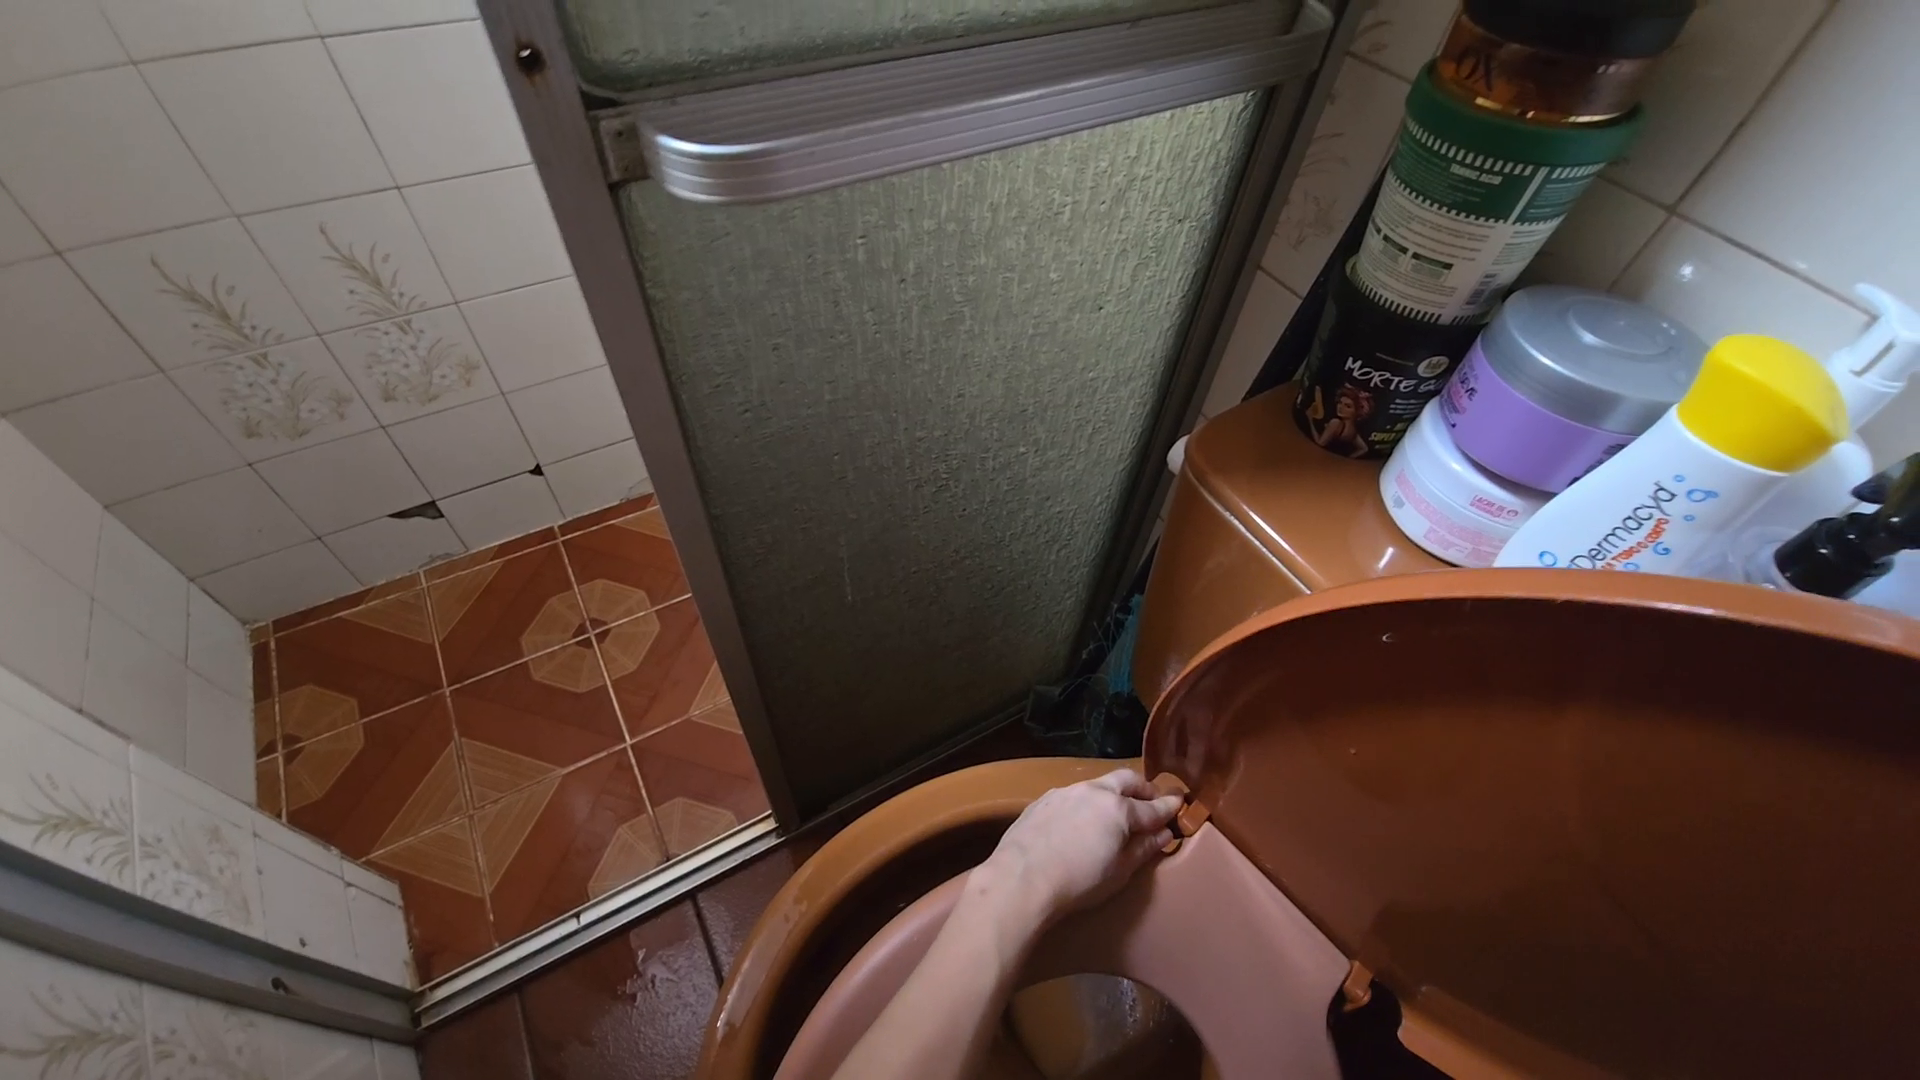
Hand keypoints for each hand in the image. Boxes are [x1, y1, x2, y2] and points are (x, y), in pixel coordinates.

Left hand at [978, 769, 1184, 925]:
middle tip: (1151, 801)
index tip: (1181, 803)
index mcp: (1118, 809)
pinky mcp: (1043, 799)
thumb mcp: (1120, 871)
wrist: (1022, 877)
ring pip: (1097, 784)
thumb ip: (1144, 848)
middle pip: (1126, 780)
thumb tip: (1165, 833)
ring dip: (1112, 793)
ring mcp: (1066, 792)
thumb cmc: (1079, 881)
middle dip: (1143, 788)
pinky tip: (1081, 819)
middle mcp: (1094, 791)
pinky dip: (1086, 802)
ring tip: (1116, 810)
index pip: (1152, 807)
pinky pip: (1073, 794)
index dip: (1169, 807)